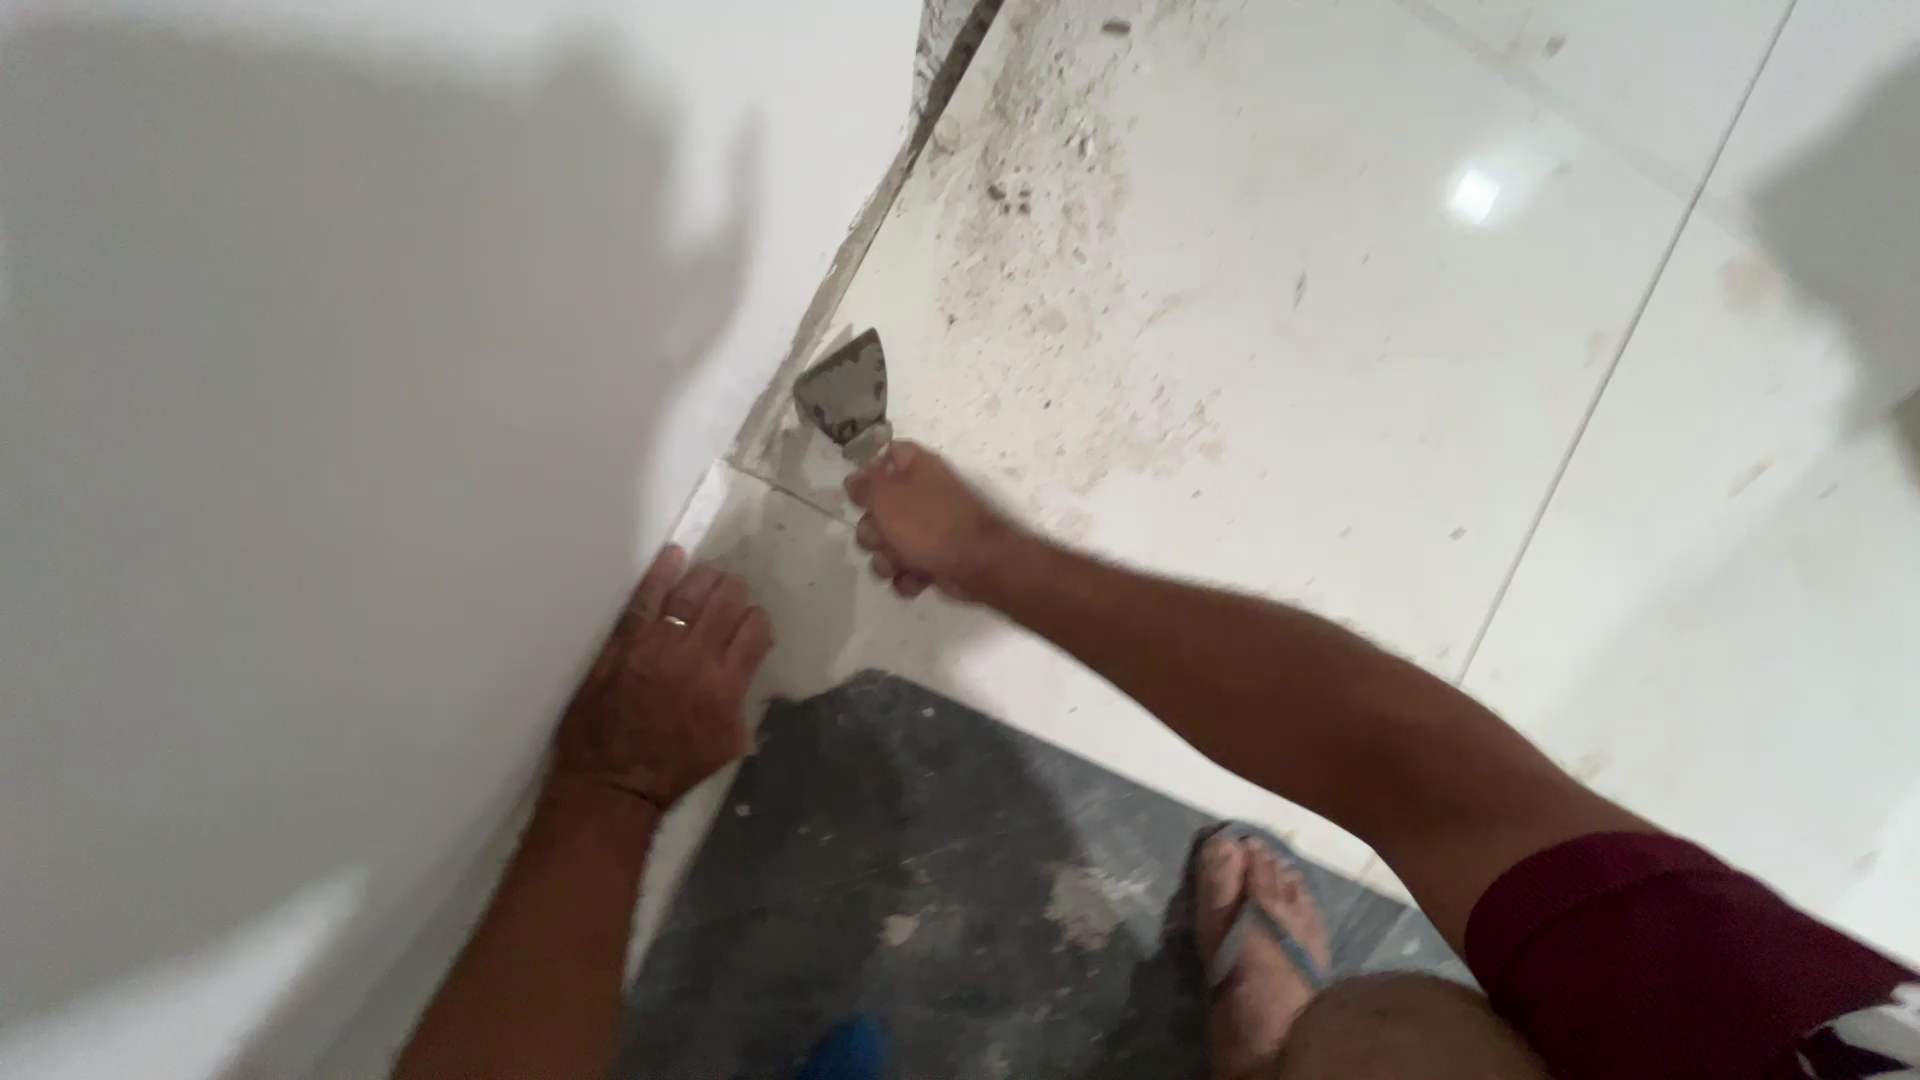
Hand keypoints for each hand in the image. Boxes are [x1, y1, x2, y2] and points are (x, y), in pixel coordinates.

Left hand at [552, 545, 772, 810]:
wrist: (611, 782)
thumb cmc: (676, 767)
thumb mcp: (730, 742)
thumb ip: (744, 700)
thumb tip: (748, 666)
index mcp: (726, 686)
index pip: (755, 630)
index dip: (758, 622)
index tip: (752, 626)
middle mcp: (696, 659)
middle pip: (727, 604)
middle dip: (737, 592)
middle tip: (735, 591)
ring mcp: (657, 647)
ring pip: (691, 595)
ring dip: (708, 578)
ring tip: (714, 573)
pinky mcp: (624, 644)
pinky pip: (645, 601)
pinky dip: (661, 574)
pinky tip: (675, 555)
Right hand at [844, 440, 1018, 599]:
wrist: (977, 564)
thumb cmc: (929, 524)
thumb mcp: (887, 496)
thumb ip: (865, 484)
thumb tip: (852, 479)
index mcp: (916, 468)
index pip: (886, 454)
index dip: (869, 471)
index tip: (859, 492)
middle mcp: (922, 494)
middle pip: (877, 509)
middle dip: (873, 531)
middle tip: (883, 537)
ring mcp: (929, 529)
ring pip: (887, 544)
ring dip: (888, 559)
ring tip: (902, 563)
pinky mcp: (934, 559)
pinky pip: (905, 568)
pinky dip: (908, 577)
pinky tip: (916, 579)